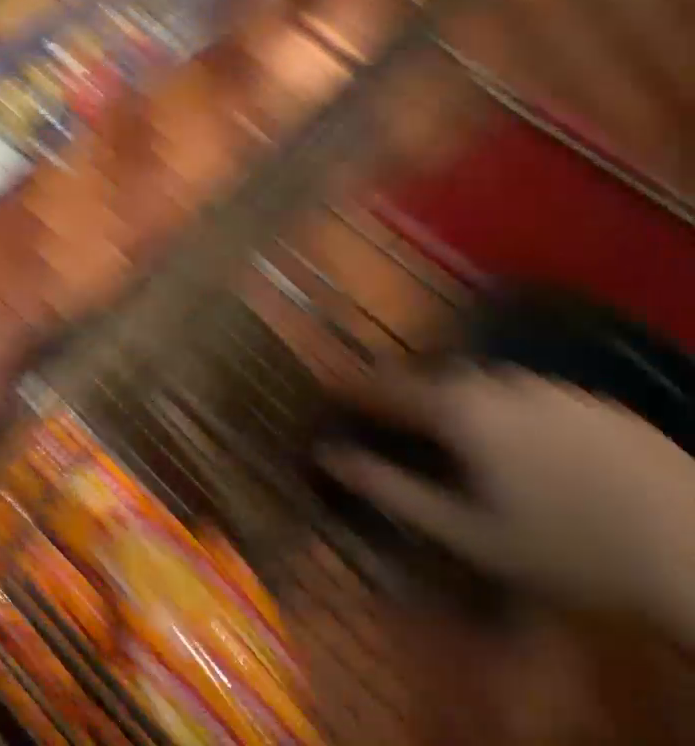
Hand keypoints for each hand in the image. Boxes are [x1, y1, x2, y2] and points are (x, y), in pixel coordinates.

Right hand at [322, 367, 694, 623]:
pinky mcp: (603, 408)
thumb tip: (327, 456)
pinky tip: (522, 450)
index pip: (384, 385)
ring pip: (486, 386)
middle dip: (407, 396)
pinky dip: (509, 413)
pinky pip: (532, 398)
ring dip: (459, 403)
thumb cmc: (566, 548)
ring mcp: (559, 392)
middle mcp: (503, 385)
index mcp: (460, 408)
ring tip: (452, 437)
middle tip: (389, 423)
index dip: (348, 390)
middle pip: (435, 379)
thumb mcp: (463, 531)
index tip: (323, 396)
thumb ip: (389, 489)